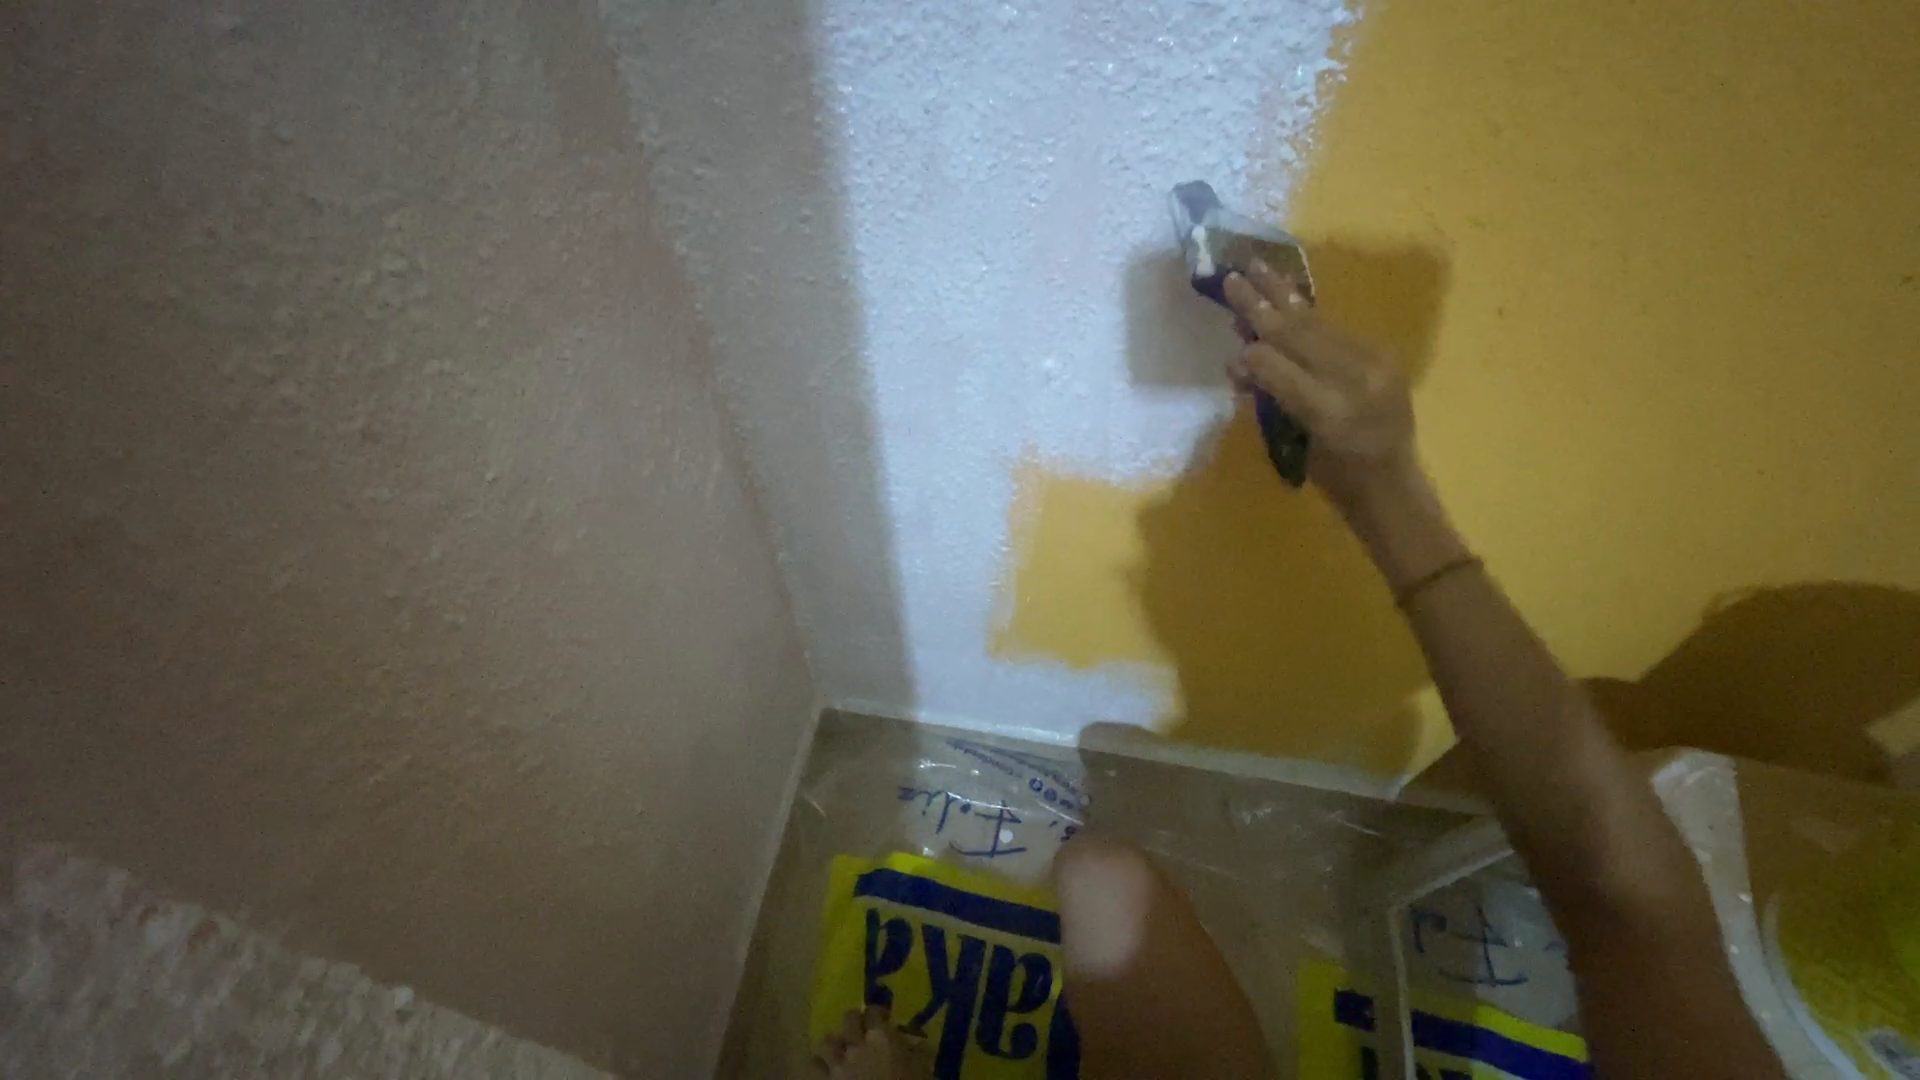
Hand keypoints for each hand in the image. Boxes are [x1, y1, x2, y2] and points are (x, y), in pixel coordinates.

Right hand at [1221, 259, 1420, 513]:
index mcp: (1330, 410)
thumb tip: (1242, 362)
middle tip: (1235, 276)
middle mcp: (1355, 380)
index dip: (1252, 352)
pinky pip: (1335, 330)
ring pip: (1317, 324)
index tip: (1229, 331)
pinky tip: (1288, 298)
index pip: (1280, 367)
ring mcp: (1373, 364)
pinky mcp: (1381, 356)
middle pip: (1299, 334)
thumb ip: (1273, 398)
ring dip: (1284, 297)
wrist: (1390, 482)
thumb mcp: (1295, 443)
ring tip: (1259, 269)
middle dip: (1263, 305)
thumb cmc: (1334, 476)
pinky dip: (1307, 315)